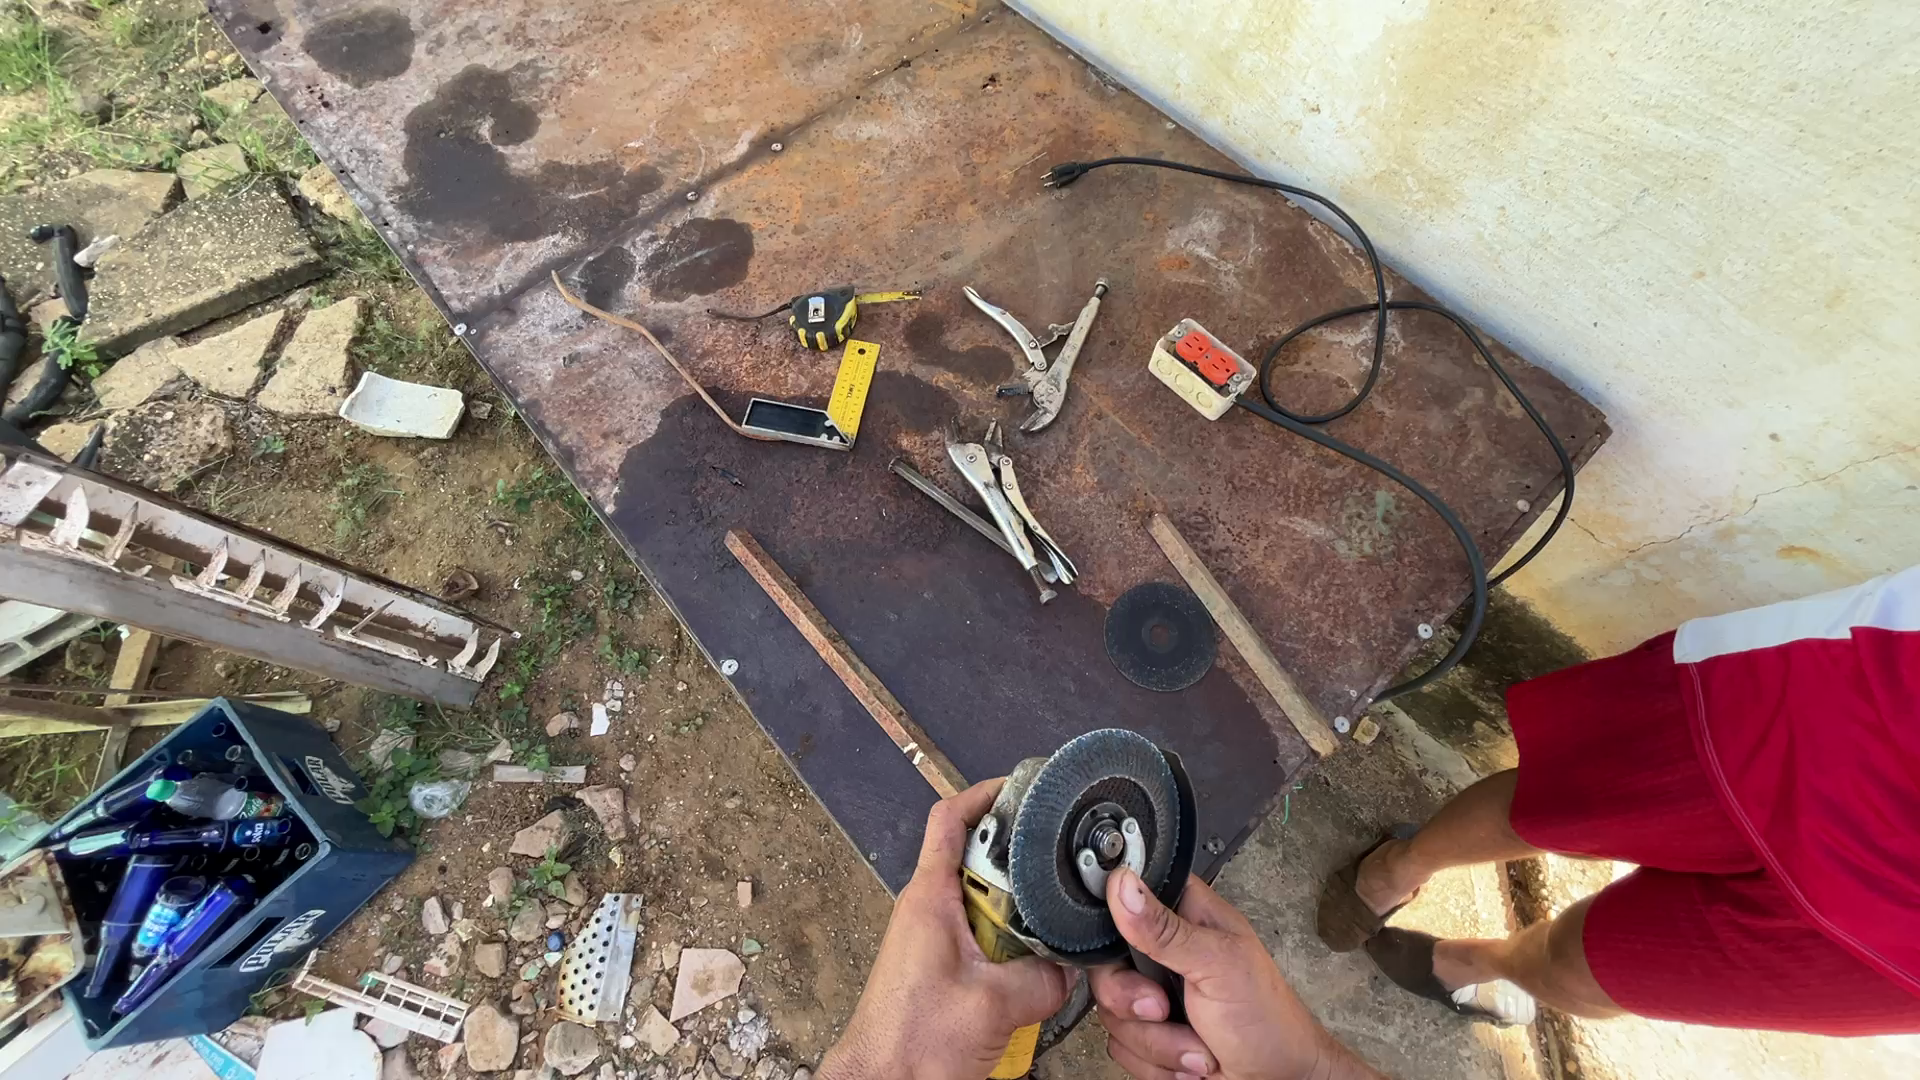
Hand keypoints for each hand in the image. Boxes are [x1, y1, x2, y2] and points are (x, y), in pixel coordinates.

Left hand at [818, 779, 1073, 1079]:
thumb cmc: (912, 1040)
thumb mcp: (993, 1005)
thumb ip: (1042, 979)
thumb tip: (1069, 969)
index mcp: (930, 894)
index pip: (950, 818)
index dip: (983, 794)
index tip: (1018, 788)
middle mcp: (927, 905)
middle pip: (974, 855)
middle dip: (1014, 856)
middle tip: (1053, 858)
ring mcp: (931, 933)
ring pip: (980, 897)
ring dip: (1012, 905)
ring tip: (1049, 914)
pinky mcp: (938, 962)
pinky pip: (977, 933)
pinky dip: (1005, 939)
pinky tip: (1030, 960)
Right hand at [1091, 868, 1382, 1079]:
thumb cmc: (1268, 1019)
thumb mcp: (1219, 964)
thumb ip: (1165, 928)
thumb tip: (1121, 882)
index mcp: (1179, 912)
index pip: (1123, 892)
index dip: (1112, 917)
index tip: (1124, 946)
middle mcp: (1158, 948)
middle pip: (1104, 960)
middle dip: (1132, 997)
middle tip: (1164, 1007)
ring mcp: (1149, 991)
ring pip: (1109, 1009)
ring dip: (1156, 1041)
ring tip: (1197, 1046)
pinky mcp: (1146, 1032)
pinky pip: (1119, 1045)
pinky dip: (1155, 1063)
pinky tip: (1189, 1061)